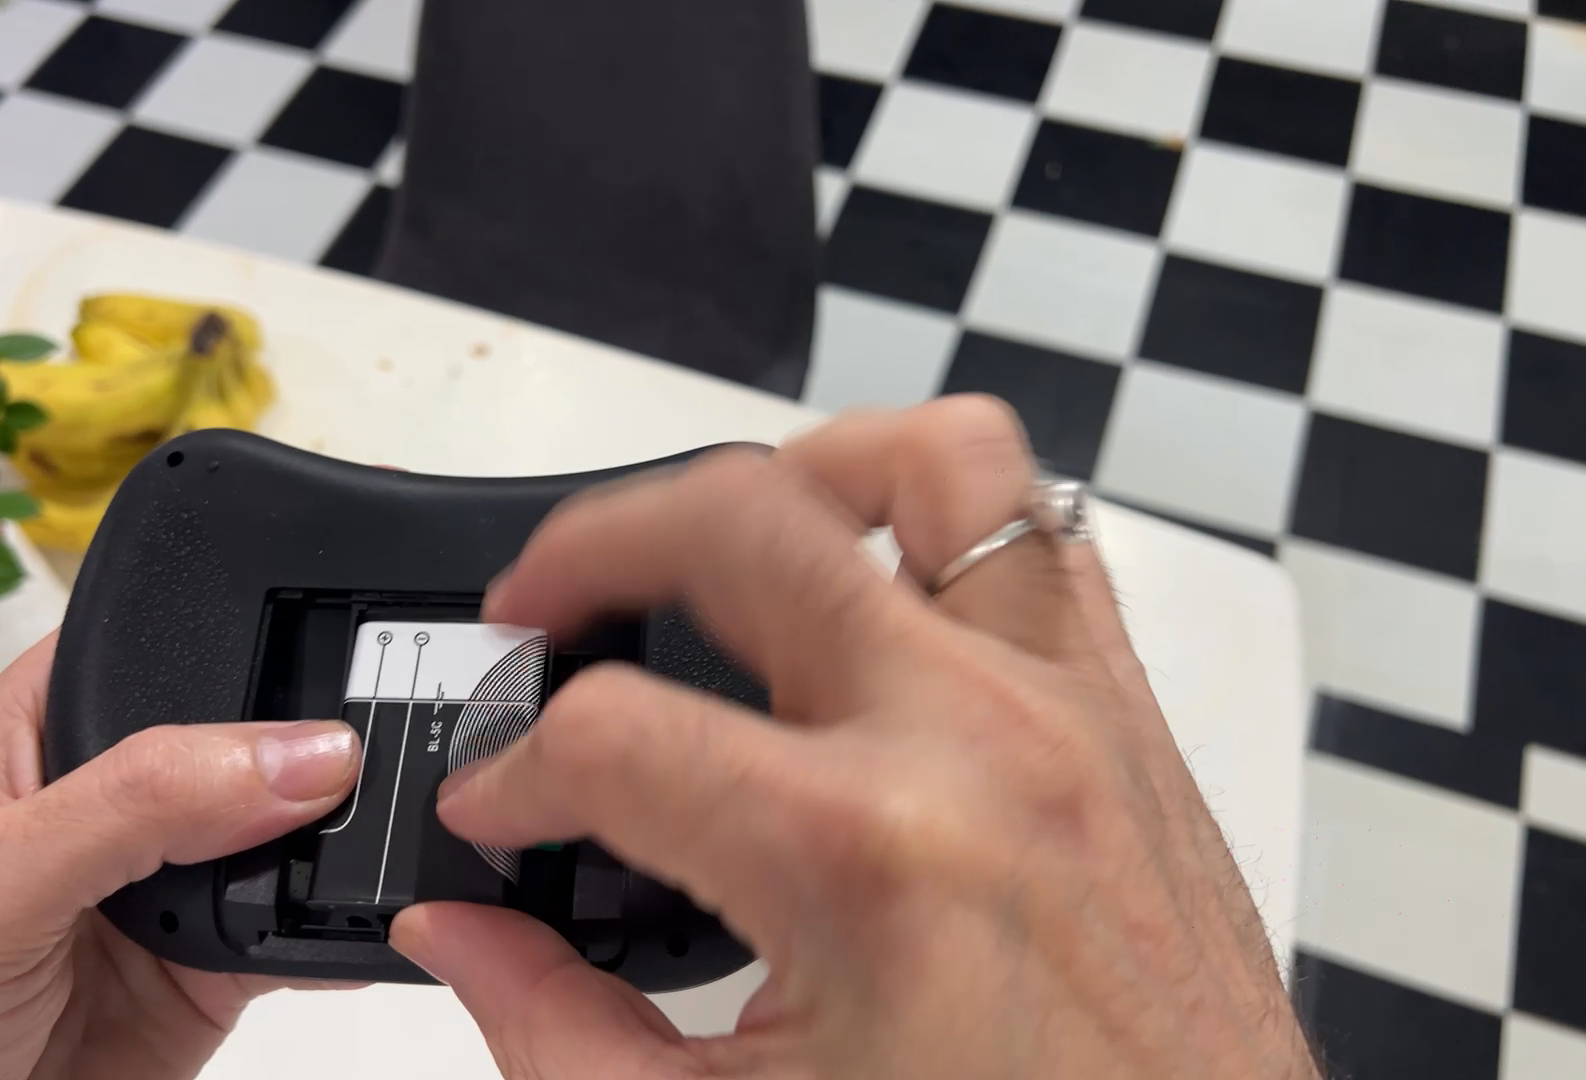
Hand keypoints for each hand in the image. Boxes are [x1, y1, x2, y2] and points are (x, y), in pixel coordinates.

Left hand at [0, 636, 360, 1079]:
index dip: (266, 638)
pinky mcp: (236, 935)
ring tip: (379, 835)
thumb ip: (138, 803)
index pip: (189, 640)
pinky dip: (352, 906)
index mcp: (70, 716)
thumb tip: (307, 755)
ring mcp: (197, 859)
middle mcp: (147, 779)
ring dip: (347, 829)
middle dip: (325, 745)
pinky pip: (319, 903)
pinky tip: (373, 904)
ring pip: (308, 815)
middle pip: (269, 728)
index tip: (343, 660)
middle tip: (369, 764)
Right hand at [390, 397, 1317, 1078]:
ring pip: (936, 460)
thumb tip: (467, 928)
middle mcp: (973, 738)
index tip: (499, 806)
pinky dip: (934, 516)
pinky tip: (867, 574)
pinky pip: (1038, 531)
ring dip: (802, 468)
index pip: (613, 739)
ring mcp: (1062, 701)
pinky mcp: (1118, 710)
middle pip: (740, 519)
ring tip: (729, 530)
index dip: (512, 772)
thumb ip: (556, 1030)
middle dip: (597, 538)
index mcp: (863, 858)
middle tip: (546, 595)